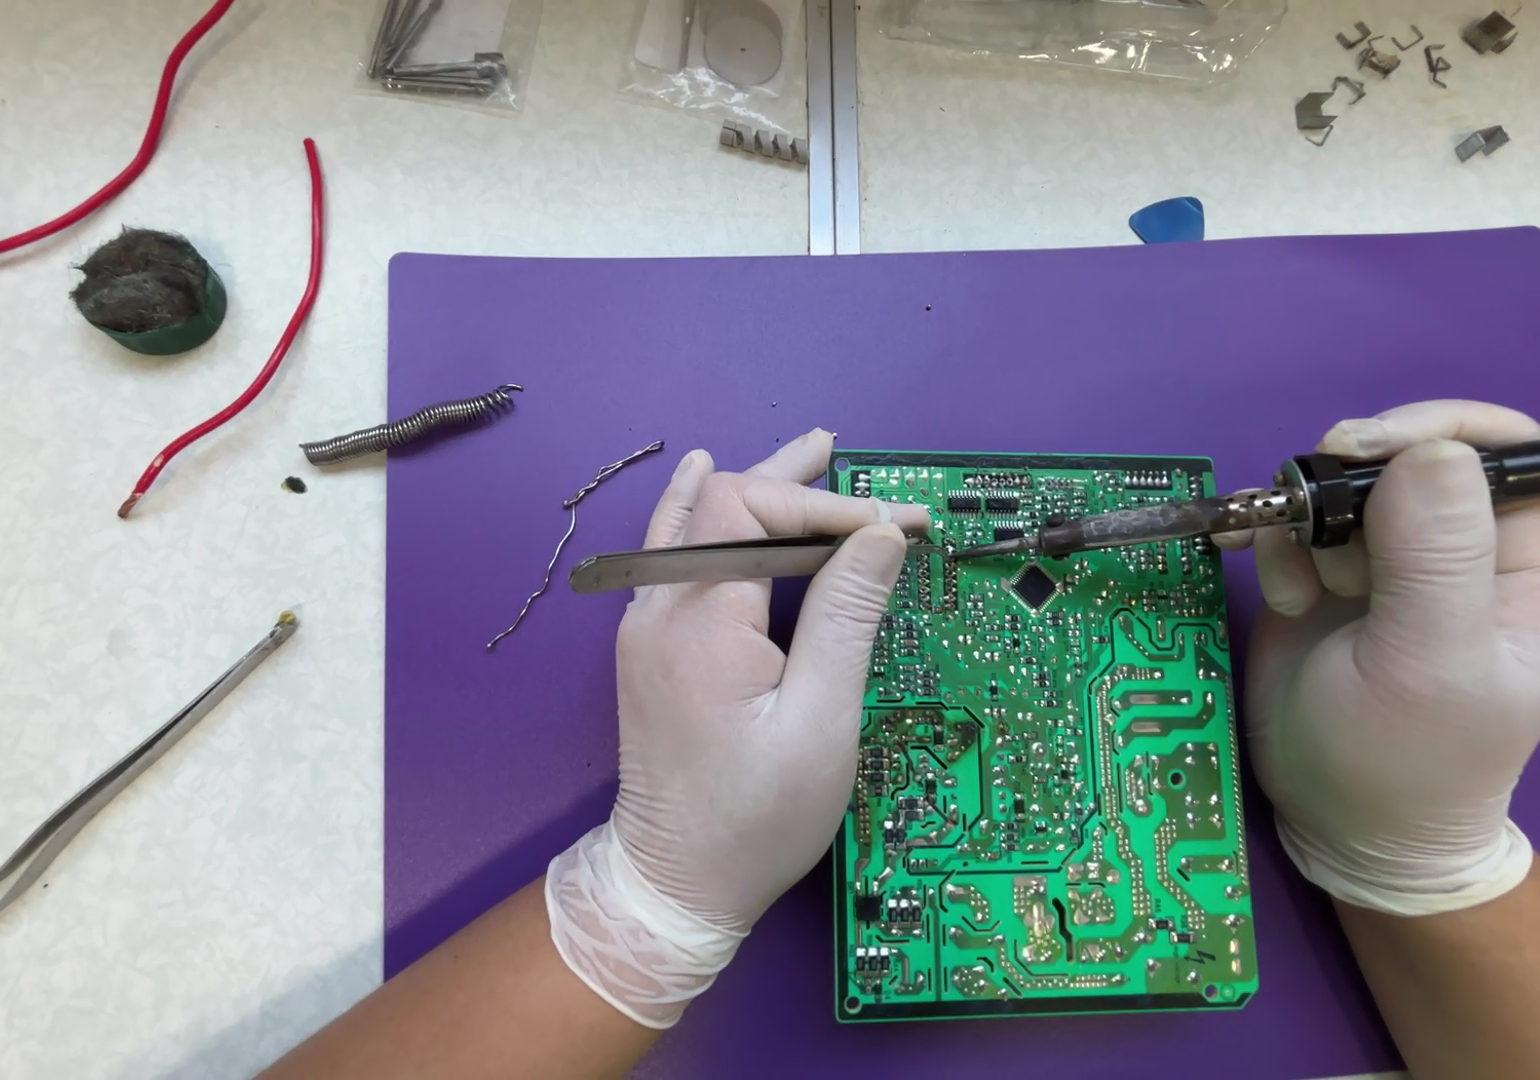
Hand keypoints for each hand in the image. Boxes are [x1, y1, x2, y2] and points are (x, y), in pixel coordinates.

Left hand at [545, 429, 928, 1027]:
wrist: (673, 881)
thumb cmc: (755, 817)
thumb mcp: (821, 723)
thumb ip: (846, 618)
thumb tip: (879, 536)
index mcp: (699, 620)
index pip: (750, 512)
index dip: (824, 507)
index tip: (895, 526)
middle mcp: (657, 607)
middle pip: (715, 505)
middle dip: (788, 483)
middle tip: (836, 450)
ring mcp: (644, 624)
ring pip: (692, 523)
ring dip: (748, 488)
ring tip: (798, 457)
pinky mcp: (650, 644)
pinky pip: (674, 555)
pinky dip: (707, 517)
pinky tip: (705, 485)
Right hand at [1218, 400, 1539, 914]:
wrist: (1337, 816)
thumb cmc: (1406, 751)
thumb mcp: (1429, 658)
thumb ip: (1435, 554)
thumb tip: (1425, 451)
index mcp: (1518, 562)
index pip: (1503, 454)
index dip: (1436, 432)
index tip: (1360, 449)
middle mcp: (1450, 553)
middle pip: (1400, 464)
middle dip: (1347, 488)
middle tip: (1311, 526)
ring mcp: (1376, 568)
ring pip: (1333, 493)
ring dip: (1301, 528)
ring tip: (1301, 593)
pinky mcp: (1314, 584)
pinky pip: (1287, 530)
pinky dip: (1268, 548)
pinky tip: (1275, 595)